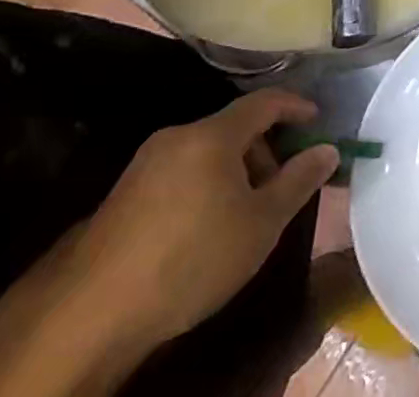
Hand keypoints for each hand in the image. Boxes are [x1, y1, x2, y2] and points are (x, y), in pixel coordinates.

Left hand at [0, 90, 338, 396]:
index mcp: (212, 135)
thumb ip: (300, 180)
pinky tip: (209, 227)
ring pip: (206, 151)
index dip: (296, 106)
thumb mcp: (263, 221)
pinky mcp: (123, 195)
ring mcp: (143, 165)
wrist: (91, 315)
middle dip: (266, 149)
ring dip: (237, 170)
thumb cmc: (193, 257)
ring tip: (248, 213)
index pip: (265, 102)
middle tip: (284, 185)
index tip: (318, 121)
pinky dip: (207, 185)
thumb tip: (328, 150)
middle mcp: (175, 138)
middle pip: (234, 127)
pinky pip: (181, 172)